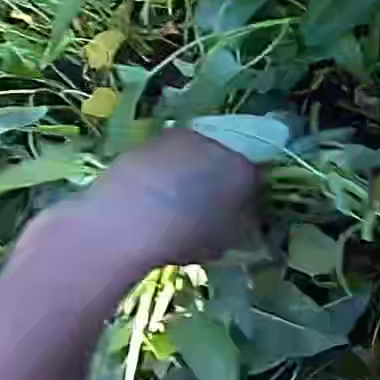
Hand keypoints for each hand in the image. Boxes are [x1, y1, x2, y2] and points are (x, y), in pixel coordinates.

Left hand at [22, 128, 259, 265]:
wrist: (126, 220)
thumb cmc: (186, 235)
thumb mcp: (224, 240)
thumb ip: (238, 225)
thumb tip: (238, 219)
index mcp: (242, 168)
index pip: (253, 177)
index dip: (245, 196)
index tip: (235, 214)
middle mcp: (214, 144)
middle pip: (221, 160)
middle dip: (215, 181)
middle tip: (203, 211)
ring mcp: (176, 139)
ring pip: (190, 158)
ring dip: (186, 176)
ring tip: (171, 208)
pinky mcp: (144, 143)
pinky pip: (162, 161)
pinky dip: (159, 176)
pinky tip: (147, 202)